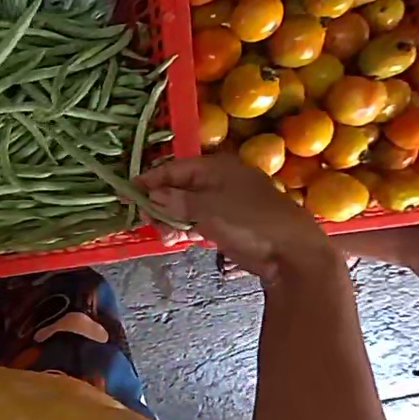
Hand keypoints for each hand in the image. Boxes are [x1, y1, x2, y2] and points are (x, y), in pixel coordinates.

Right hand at [139, 155, 332, 282]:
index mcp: (216, 167)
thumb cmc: (249, 221)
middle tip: (147, 221)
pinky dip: (185, 229)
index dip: (149, 180)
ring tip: (165, 236)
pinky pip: (198, 221)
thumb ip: (177, 200)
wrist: (291, 252)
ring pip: (186, 207)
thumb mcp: (208, 208)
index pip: (174, 168)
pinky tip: (176, 240)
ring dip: (170, 220)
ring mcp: (224, 203)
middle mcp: (219, 181)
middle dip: (159, 204)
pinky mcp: (228, 224)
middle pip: (178, 188)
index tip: (127, 192)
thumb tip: (153, 195)